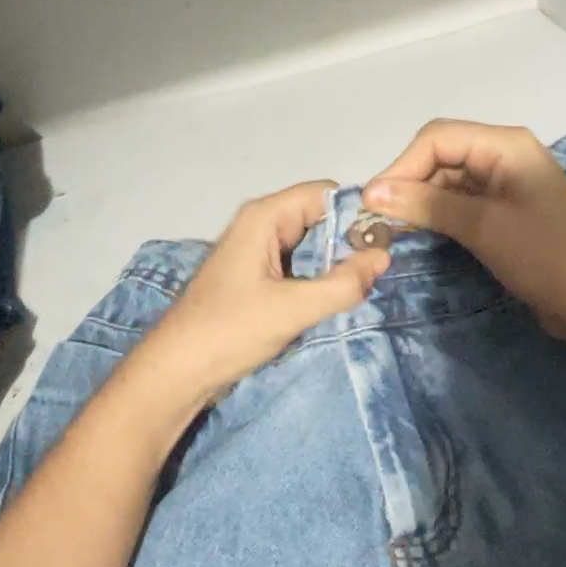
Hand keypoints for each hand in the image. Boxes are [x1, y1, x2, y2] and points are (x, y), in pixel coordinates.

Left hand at [132, 180, 390, 398]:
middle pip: (319, 218)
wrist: (177, 371)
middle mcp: (260, 225)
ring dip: (336, 264)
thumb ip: (342, 283)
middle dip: (350, 241)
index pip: (325, 194)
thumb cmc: (229, 331)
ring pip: (311, 245)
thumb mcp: (292, 308)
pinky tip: (337, 301)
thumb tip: (384, 257)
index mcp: (264, 217)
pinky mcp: (257, 279)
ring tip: (366, 287)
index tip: (388, 241)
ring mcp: (257, 253)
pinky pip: (298, 267)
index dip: (357, 212)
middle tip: (381, 271)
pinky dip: (319, 280)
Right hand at [363, 120, 565, 344]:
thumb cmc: (545, 257)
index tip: (373, 204)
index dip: (401, 167)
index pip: (437, 139)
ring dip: (418, 202)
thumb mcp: (482, 226)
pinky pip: (460, 204)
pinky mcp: (503, 214)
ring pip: (446, 182)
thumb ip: (426, 205)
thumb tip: (371, 192)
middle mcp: (503, 156)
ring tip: (390, 231)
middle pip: (440, 156)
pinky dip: (436, 216)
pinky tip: (417, 234)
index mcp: (505, 145)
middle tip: (377, 222)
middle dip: (407, 183)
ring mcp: (504, 186)